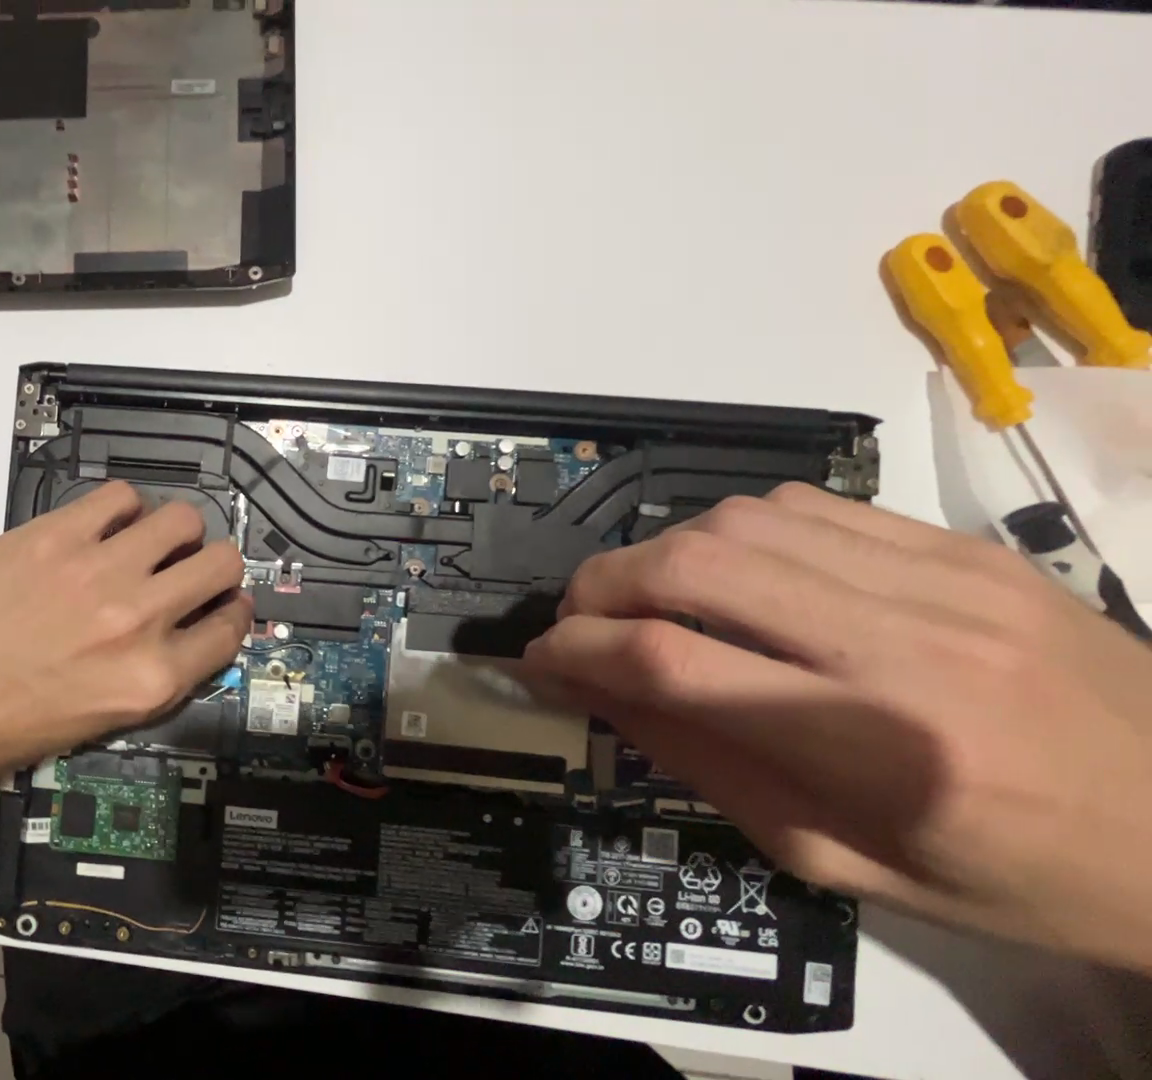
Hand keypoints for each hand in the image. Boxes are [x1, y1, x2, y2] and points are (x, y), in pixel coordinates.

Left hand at [0, 481, 250, 797]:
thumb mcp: (102, 720)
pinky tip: (104, 525)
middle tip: (191, 566)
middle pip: (221, 565)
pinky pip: (118, 497)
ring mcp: (97, 573)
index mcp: (151, 678)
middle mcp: (136, 622)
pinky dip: (120, 508)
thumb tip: (181, 633)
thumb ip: (154, 672)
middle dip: (214, 565)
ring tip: (149, 540)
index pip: (229, 630)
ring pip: (180, 520)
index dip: (232, 612)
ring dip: (175, 530)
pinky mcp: (55, 537)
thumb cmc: (3, 724)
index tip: (224, 603)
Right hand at [519, 482, 1151, 969]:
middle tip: (576, 619)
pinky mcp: (961, 547)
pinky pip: (803, 505)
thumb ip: (701, 762)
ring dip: (657, 554)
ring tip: (645, 596)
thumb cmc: (1007, 877)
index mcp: (875, 752)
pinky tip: (729, 571)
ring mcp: (942, 579)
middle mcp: (905, 645)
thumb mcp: (832, 856)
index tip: (540, 659)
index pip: (672, 664)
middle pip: (692, 567)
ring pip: (736, 522)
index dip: (578, 650)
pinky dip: (730, 531)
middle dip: (599, 587)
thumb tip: (600, 688)